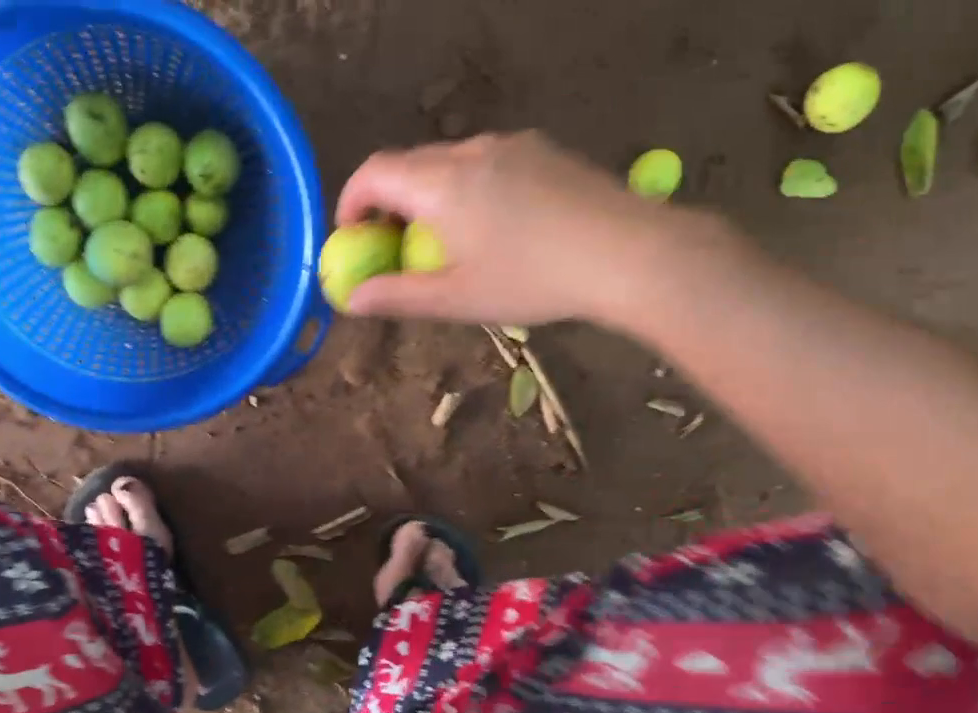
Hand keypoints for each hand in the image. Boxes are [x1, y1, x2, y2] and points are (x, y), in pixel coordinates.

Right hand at [336, 132, 733, 329]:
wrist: (627, 252)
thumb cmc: (533, 281)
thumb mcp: (457, 299)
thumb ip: (398, 297)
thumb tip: (351, 302)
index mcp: (440, 184)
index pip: (373, 173)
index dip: (350, 203)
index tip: (351, 238)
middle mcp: (469, 151)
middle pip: (408, 164)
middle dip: (388, 202)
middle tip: (393, 247)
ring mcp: (510, 145)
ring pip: (448, 162)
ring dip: (428, 195)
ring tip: (443, 240)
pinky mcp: (542, 150)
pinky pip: (485, 161)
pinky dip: (465, 188)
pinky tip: (491, 227)